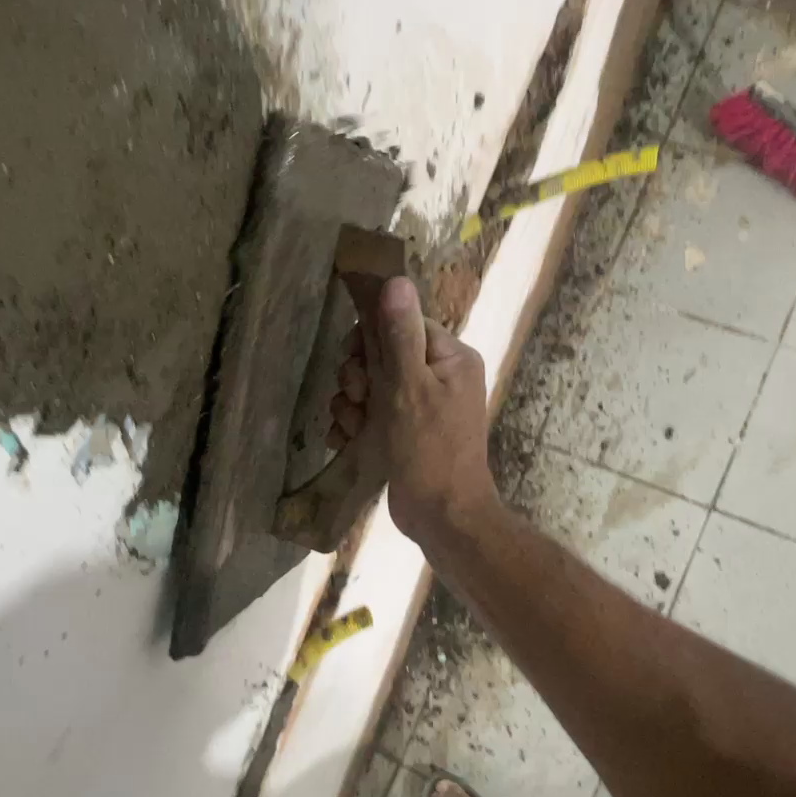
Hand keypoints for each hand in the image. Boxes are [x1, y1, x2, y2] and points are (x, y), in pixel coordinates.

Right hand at [329, 274, 499, 546]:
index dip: (370, 336)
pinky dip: (356, 426)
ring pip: (372, 387)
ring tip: (352, 427)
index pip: (403, 323)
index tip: (352, 358)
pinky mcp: (407, 433)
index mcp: (451, 358)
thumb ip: (399, 335)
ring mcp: (423, 407)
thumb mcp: (409, 387)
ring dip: (351, 405)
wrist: (443, 516)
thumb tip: (396, 280)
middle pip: (383, 354)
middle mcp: (440, 377)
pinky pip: (373, 415)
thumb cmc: (429, 450)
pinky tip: (343, 441)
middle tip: (356, 399)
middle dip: (358, 376)